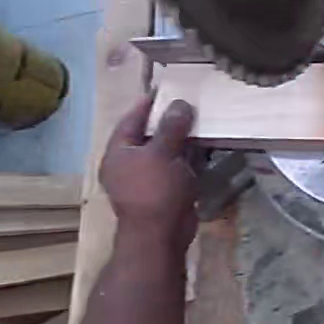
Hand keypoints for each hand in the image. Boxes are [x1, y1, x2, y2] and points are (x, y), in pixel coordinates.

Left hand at [98, 93, 198, 265]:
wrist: (161, 235)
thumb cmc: (155, 190)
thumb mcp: (163, 152)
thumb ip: (172, 126)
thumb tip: (180, 104)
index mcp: (119, 153)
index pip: (130, 120)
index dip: (146, 103)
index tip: (164, 88)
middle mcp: (129, 164)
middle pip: (148, 134)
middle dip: (168, 120)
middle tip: (187, 102)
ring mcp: (146, 179)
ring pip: (164, 151)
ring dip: (181, 138)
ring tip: (201, 120)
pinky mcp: (164, 191)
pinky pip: (176, 166)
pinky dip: (188, 156)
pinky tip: (205, 146)